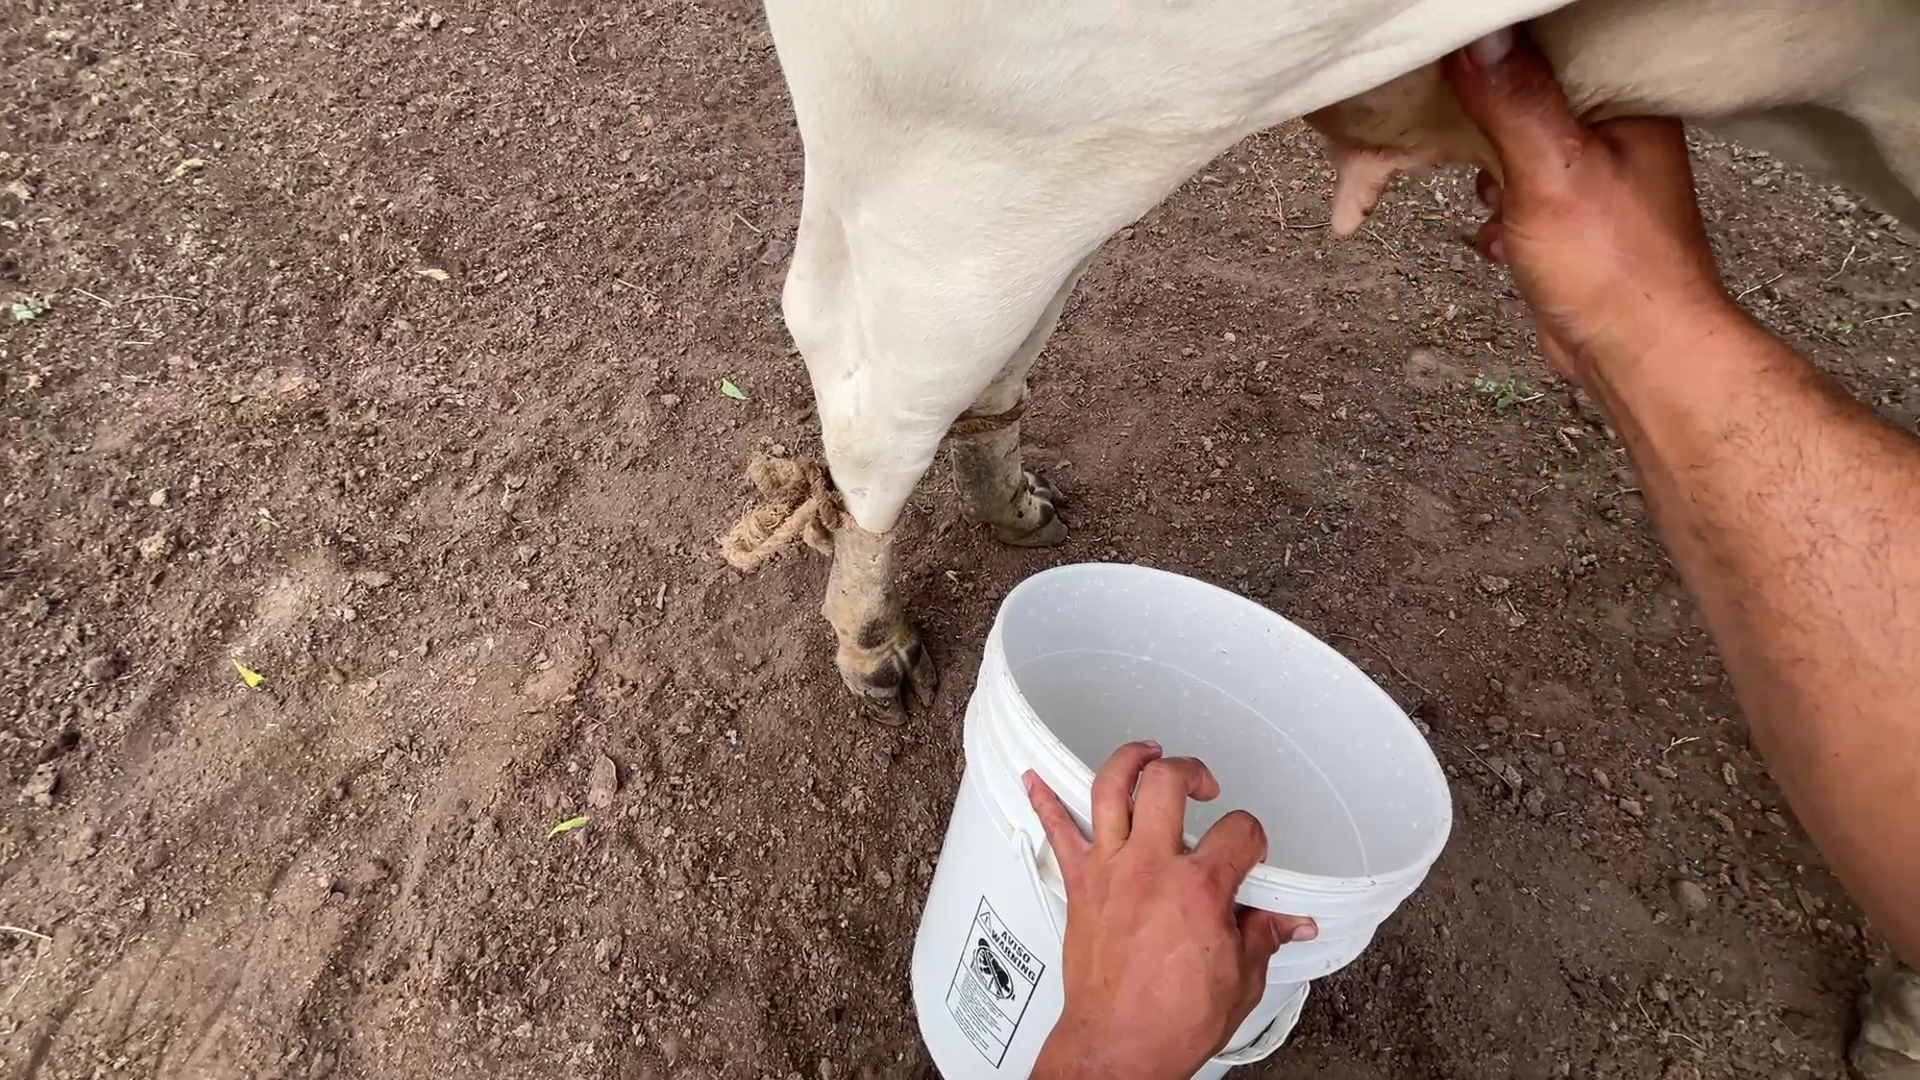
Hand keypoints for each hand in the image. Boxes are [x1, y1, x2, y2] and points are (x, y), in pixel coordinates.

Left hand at [1026, 741, 1316, 1079]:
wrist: (1118, 1047)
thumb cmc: (1170, 1021)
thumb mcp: (1239, 981)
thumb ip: (1262, 935)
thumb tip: (1287, 919)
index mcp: (1198, 889)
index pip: (1239, 832)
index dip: (1252, 834)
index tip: (1248, 845)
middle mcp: (1151, 866)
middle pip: (1167, 783)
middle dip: (1191, 770)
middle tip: (1201, 782)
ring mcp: (1110, 868)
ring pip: (1111, 788)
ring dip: (1129, 759)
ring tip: (1145, 751)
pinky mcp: (1080, 880)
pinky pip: (1056, 829)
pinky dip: (1043, 799)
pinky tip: (1034, 777)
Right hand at [1443, 28, 1734, 385]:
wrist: (1626, 345)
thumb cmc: (1608, 265)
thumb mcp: (1549, 175)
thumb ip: (1513, 106)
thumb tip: (1478, 41)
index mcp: (1625, 104)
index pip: (1551, 56)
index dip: (1497, 65)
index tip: (1452, 77)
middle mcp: (1614, 133)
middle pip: (1529, 105)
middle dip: (1484, 133)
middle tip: (1460, 148)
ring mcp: (1592, 178)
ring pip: (1517, 155)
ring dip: (1491, 184)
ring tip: (1497, 206)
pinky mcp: (1570, 218)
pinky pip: (1518, 199)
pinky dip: (1500, 219)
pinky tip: (1503, 241)